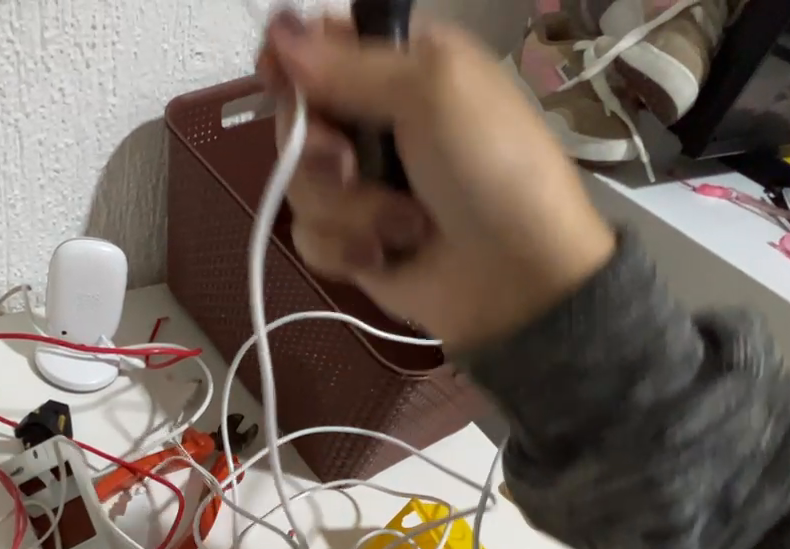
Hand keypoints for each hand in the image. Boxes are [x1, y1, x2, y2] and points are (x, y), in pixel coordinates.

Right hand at [258, 14, 616, 347]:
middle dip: (317, 151)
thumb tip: (276, 29)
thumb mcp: (434, 91)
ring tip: (404, 226)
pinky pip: (309, 239)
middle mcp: (372, 122)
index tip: (275, 77)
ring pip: (299, 186)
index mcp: (399, 67)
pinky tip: (384, 257)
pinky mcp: (351, 243)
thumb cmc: (490, 169)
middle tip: (351, 168)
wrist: (514, 278)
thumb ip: (350, 63)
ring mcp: (360, 187)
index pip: (321, 47)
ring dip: (348, 211)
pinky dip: (344, 249)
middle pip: (296, 120)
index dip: (290, 61)